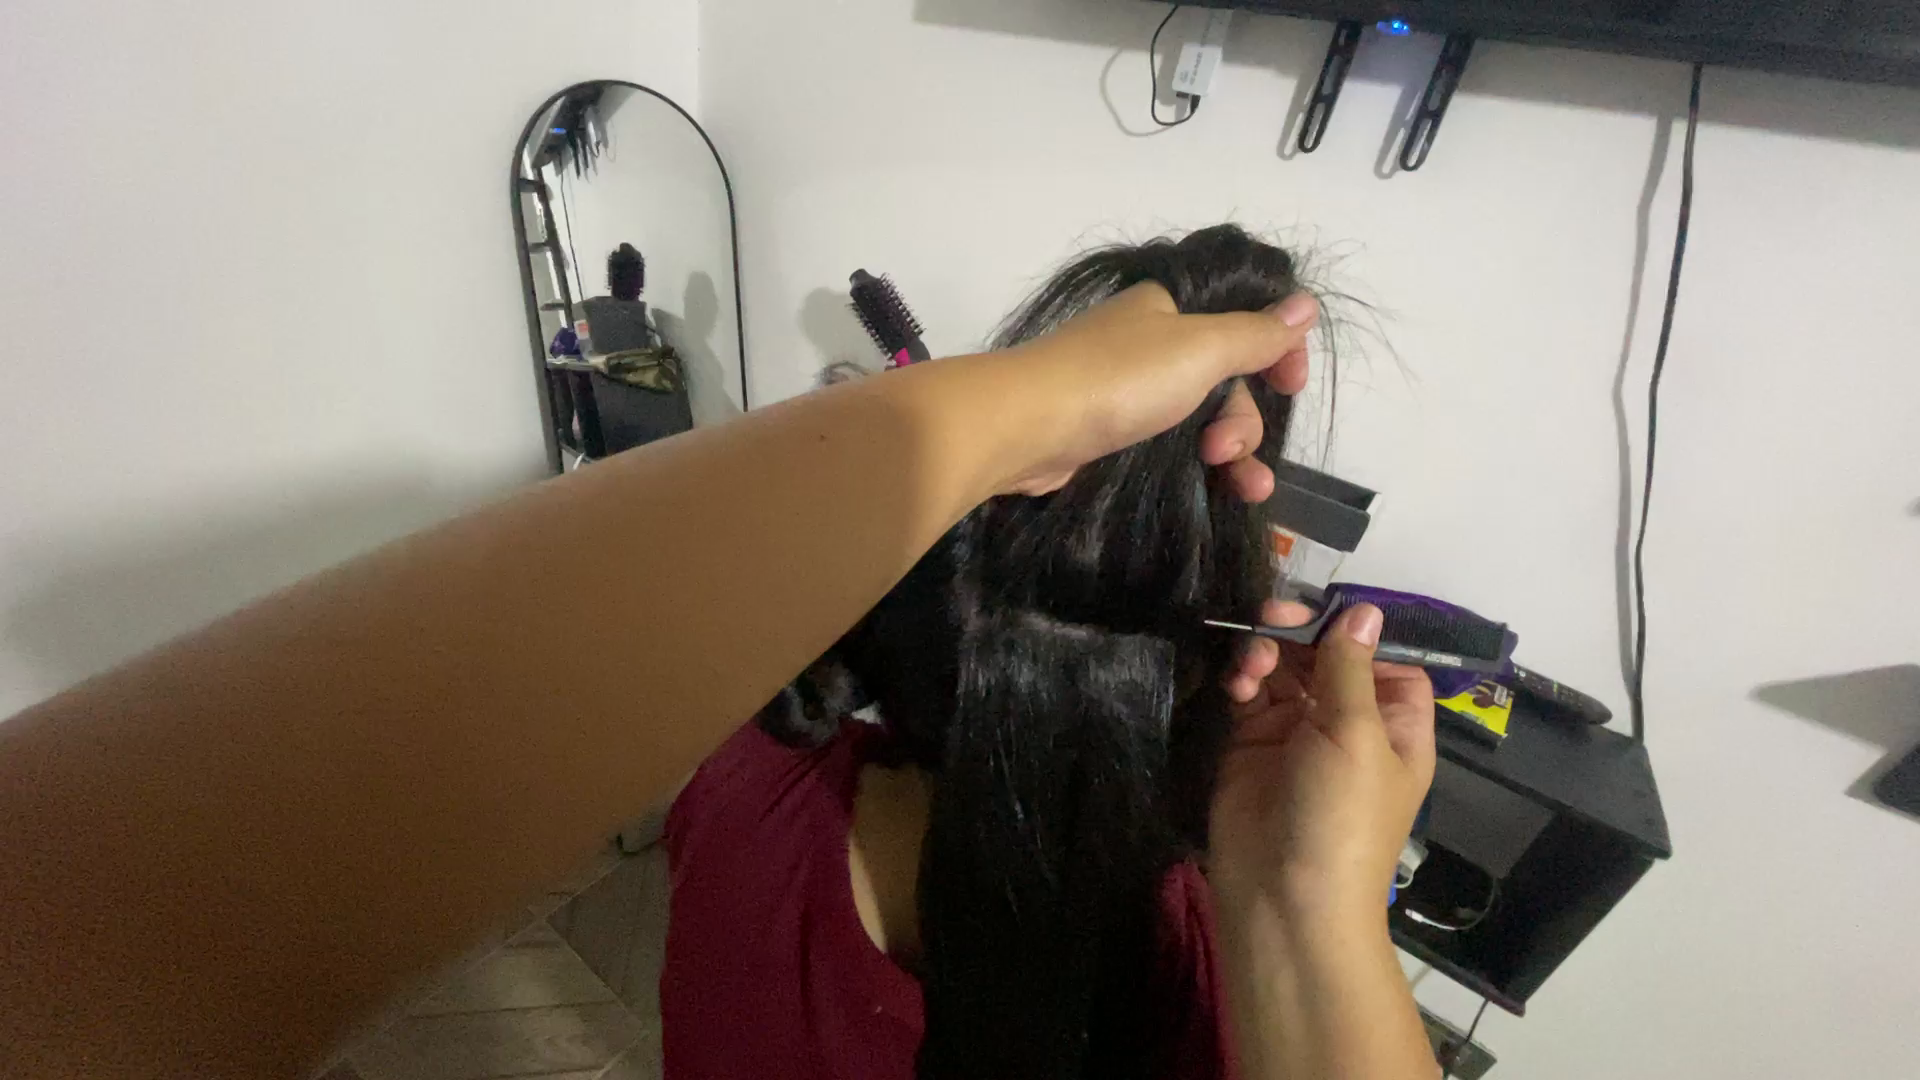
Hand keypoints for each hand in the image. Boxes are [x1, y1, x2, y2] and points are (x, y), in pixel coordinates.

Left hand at [990, 282, 1316, 496]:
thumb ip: (1256, 333)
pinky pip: (1168, 443)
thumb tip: (1305, 305)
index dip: (1276, 353)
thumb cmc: (1118, 379)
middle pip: (1223, 379)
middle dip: (1243, 419)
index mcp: (1169, 310)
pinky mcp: (1107, 432)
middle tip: (1226, 451)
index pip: (1242, 322)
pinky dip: (1196, 464)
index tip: (1293, 387)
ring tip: (1245, 486)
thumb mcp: (1201, 348)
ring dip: (1232, 450)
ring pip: (1198, 417)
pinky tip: (1219, 489)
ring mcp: (1124, 391)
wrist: (1027, 427)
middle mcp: (1148, 345)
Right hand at [1207, 604, 1437, 918]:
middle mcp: (1345, 722)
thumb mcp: (1356, 735)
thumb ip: (1349, 667)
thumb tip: (1365, 608)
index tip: (1326, 611)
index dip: (1358, 634)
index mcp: (1392, 725)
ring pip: (1282, 668)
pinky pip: (1248, 692)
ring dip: (1265, 654)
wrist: (1282, 892)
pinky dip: (1241, 679)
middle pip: (1325, 657)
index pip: (1384, 660)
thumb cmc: (1341, 814)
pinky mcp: (1249, 739)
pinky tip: (1237, 684)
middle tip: (1271, 615)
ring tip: (1252, 661)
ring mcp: (1294, 730)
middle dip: (1299, 633)